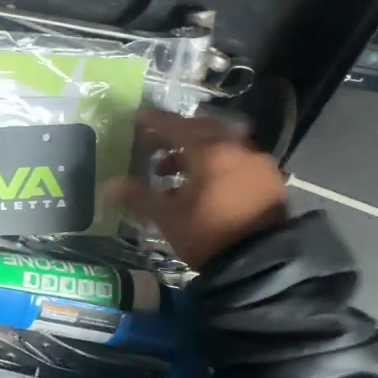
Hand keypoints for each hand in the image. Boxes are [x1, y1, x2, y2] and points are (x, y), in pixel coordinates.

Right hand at [112, 107, 287, 269]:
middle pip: (203, 131)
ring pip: (221, 147)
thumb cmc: (207, 232)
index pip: (178, 127)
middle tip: (154, 145)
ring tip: (171, 172)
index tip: (138, 117)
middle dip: (177, 136)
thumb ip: (138, 196)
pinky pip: (235, 162)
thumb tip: (109, 186)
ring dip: (195, 153)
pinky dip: (215, 165)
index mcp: (210, 152)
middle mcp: (237, 149)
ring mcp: (257, 164)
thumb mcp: (167, 216)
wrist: (262, 260)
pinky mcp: (268, 181)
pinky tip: (201, 186)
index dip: (156, 122)